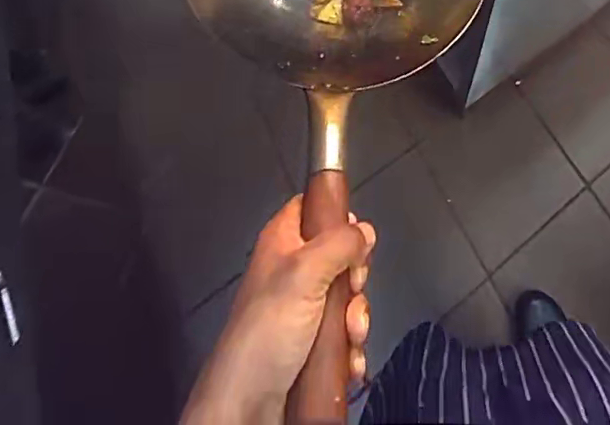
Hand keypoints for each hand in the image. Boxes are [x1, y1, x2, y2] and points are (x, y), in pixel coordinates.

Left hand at [181, 195, 375, 423]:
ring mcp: (301, 310)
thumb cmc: (269, 329)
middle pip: (339, 253)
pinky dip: (351, 346)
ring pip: (346, 296)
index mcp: (282, 242)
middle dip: (356, 275)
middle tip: (353, 288)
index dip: (336, 215)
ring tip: (351, 336)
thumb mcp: (305, 273)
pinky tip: (350, 361)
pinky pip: (343, 333)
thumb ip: (340, 243)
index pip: (312, 206)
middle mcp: (292, 271)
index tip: (354, 235)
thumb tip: (366, 231)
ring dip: (357, 318)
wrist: (243, 410)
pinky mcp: (309, 346)